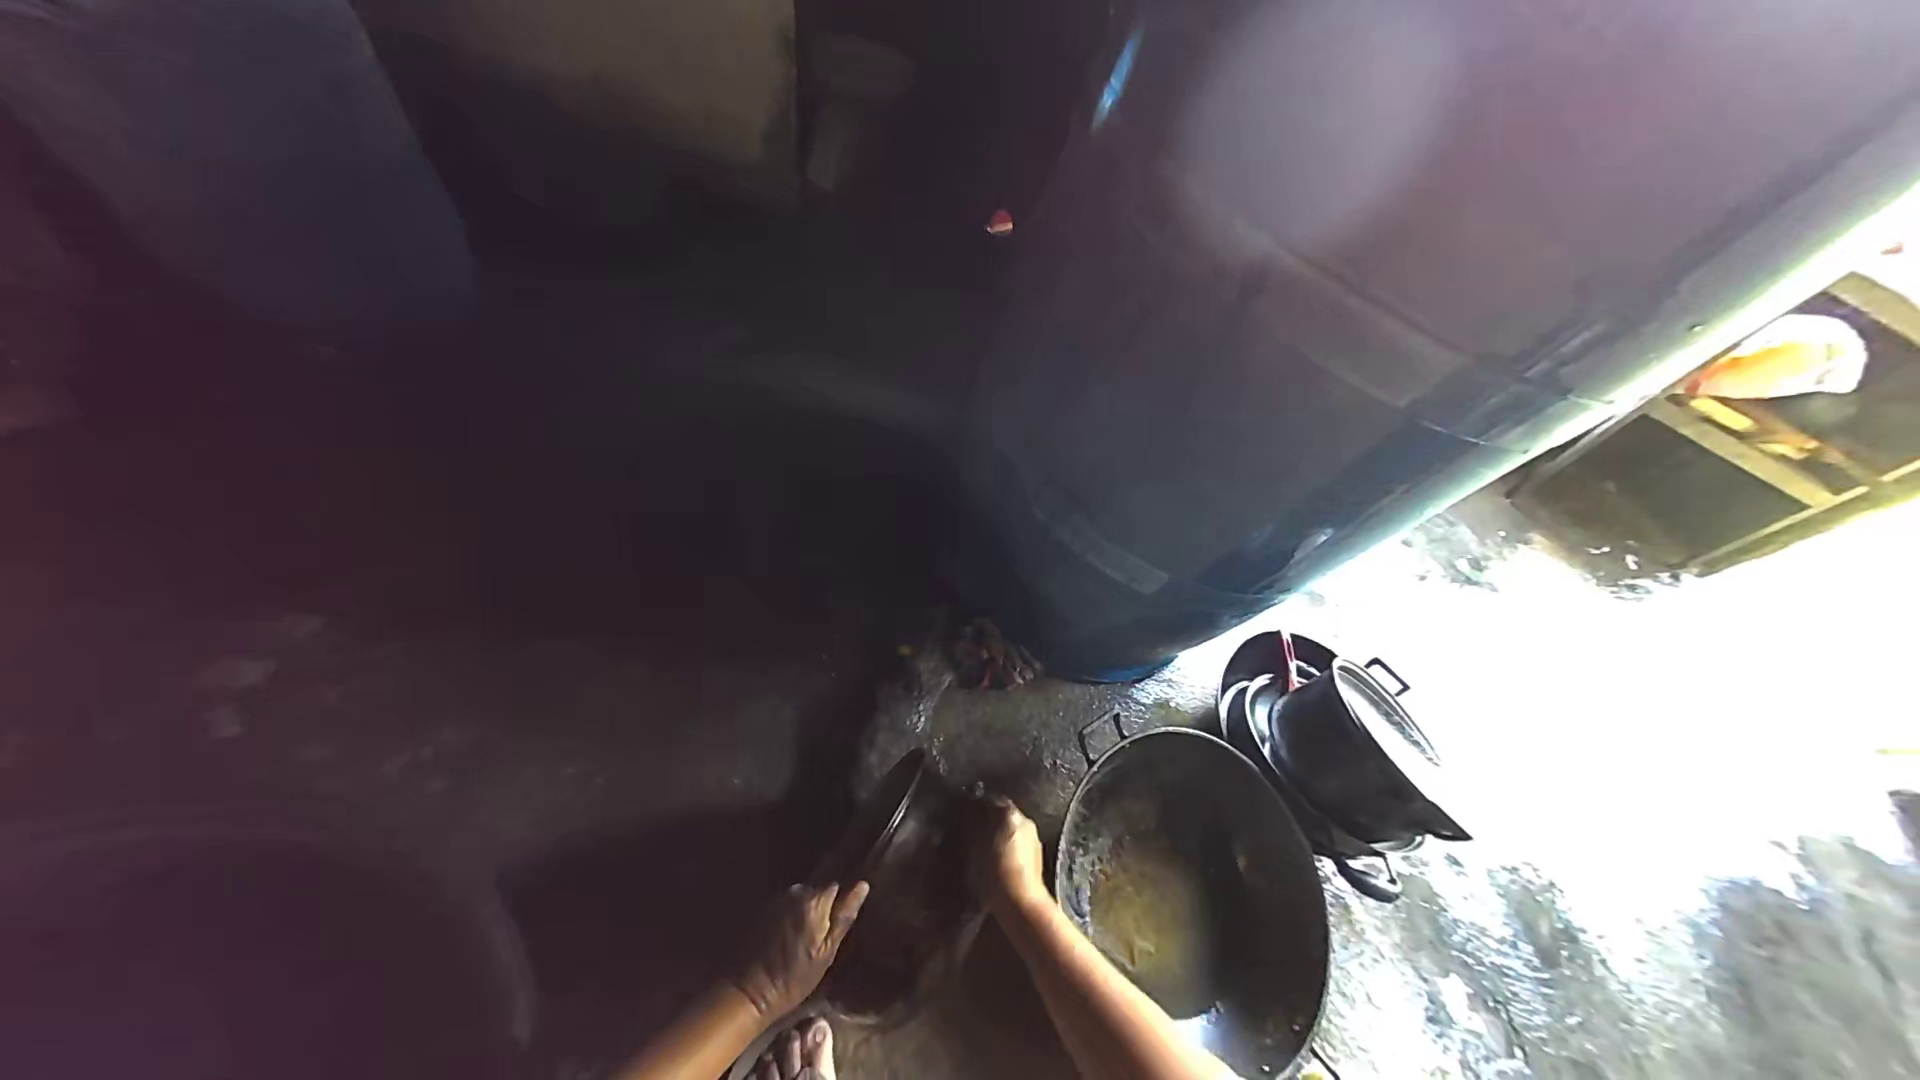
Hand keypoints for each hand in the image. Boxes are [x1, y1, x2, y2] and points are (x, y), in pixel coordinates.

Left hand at [731, 881, 869, 1020]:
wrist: (749, 992)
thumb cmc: (794, 978)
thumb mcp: (827, 953)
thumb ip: (844, 916)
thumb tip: (863, 885)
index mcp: (815, 901)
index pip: (837, 887)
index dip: (839, 905)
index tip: (835, 926)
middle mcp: (796, 892)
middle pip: (818, 890)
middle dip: (822, 908)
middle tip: (819, 938)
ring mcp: (778, 899)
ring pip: (802, 897)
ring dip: (805, 911)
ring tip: (802, 939)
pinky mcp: (765, 909)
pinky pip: (787, 905)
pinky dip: (790, 916)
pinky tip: (786, 938)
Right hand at [970, 795, 1049, 917]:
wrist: (1022, 905)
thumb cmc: (994, 875)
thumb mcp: (975, 849)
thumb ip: (973, 826)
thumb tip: (970, 812)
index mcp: (1008, 814)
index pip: (990, 799)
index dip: (976, 805)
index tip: (965, 813)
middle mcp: (1024, 819)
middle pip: (1003, 810)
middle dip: (989, 816)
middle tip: (973, 828)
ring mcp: (1033, 836)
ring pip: (1012, 825)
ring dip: (999, 829)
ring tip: (985, 844)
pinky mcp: (1037, 852)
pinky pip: (1019, 838)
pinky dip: (1008, 841)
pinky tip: (999, 856)